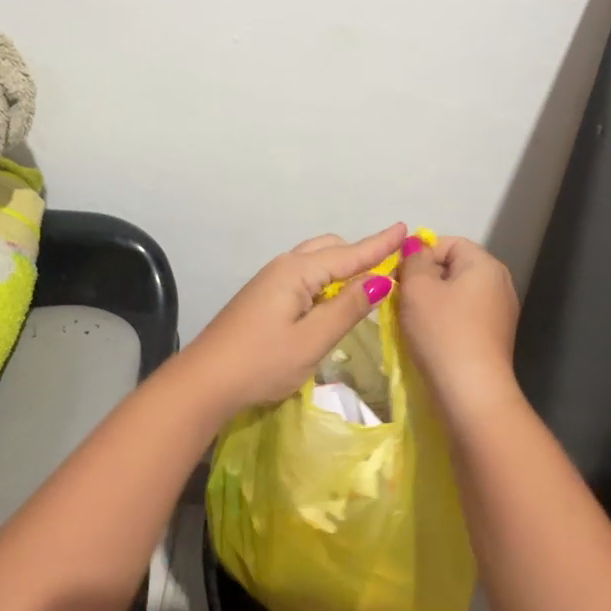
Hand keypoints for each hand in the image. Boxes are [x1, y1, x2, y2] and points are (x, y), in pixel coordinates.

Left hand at [172, 224, 407, 419]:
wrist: (205, 382)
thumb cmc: (262, 362)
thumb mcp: (312, 340)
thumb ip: (348, 308)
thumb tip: (381, 280)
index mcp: (297, 272)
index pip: (349, 253)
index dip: (379, 244)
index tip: (405, 228)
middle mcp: (284, 267)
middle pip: (330, 249)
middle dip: (360, 253)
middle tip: (390, 266)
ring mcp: (270, 282)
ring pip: (315, 262)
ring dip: (342, 267)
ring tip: (367, 282)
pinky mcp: (263, 298)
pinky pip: (304, 277)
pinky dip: (326, 280)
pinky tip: (333, 300)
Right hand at [396, 236, 520, 404]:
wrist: (471, 392)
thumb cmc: (442, 332)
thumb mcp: (418, 289)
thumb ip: (413, 260)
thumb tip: (415, 245)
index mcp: (486, 265)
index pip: (448, 243)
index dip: (419, 254)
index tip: (397, 275)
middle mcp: (500, 283)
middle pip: (454, 268)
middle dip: (424, 279)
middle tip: (399, 297)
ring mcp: (501, 312)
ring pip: (457, 294)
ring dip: (431, 302)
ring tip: (410, 319)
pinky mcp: (494, 337)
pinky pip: (464, 316)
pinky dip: (445, 321)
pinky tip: (429, 338)